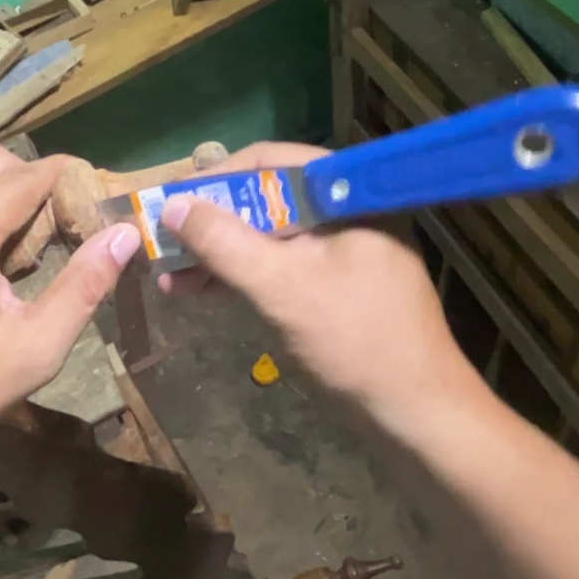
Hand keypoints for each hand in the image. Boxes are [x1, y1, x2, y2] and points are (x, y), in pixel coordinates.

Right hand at [157, 143, 475, 414]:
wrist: (416, 415)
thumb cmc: (355, 342)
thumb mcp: (282, 287)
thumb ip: (224, 243)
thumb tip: (171, 205)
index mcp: (345, 193)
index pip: (268, 162)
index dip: (212, 180)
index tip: (168, 203)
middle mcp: (343, 209)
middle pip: (263, 199)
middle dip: (210, 224)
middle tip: (163, 244)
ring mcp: (339, 248)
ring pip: (266, 236)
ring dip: (218, 254)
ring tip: (169, 279)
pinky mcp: (332, 283)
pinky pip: (278, 266)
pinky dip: (241, 276)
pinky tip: (202, 292)